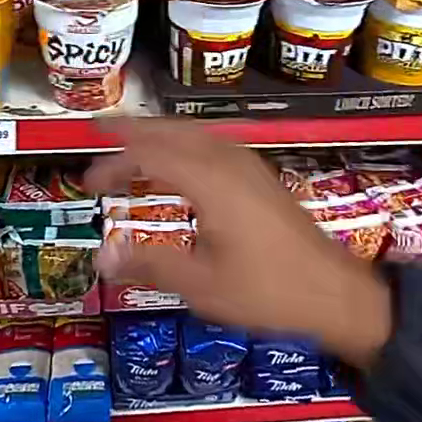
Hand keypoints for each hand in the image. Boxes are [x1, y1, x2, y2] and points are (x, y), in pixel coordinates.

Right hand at [85, 119, 392, 367]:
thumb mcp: (202, 286)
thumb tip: (102, 255)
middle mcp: (228, 160)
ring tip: (131, 143)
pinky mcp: (260, 174)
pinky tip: (181, 160)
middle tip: (99, 132)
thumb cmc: (267, 291)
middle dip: (134, 131)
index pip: (151, 155)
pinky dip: (185, 143)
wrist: (334, 290)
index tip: (88, 181)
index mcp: (210, 180)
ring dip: (160, 134)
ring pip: (195, 133)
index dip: (115, 162)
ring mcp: (248, 164)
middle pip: (172, 132)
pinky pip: (213, 143)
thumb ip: (150, 265)